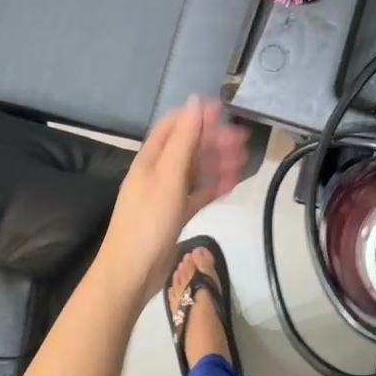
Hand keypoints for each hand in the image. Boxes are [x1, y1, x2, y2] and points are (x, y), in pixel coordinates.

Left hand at [96, 97, 249, 299]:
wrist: (130, 275)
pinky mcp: (176, 214)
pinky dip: (214, 185)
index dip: (198, 115)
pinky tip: (232, 183)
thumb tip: (195, 101)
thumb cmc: (148, 221)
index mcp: (151, 158)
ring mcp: (167, 194)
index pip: (175, 124)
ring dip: (218, 162)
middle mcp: (158, 171)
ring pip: (196, 170)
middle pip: (189, 146)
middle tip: (244, 140)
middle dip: (215, 140)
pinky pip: (198, 193)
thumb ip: (184, 139)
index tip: (225, 112)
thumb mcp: (168, 177)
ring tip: (244, 161)